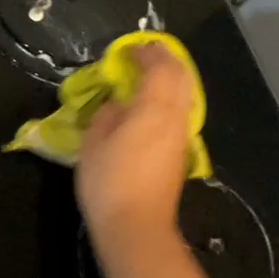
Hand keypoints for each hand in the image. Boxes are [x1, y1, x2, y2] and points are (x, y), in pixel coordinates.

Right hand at [75, 42, 193, 243]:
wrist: (136, 228)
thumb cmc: (109, 182)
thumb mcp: (93, 143)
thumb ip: (106, 115)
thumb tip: (117, 104)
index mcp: (153, 108)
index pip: (158, 68)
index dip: (145, 53)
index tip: (129, 49)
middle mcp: (174, 118)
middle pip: (181, 77)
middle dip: (165, 61)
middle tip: (146, 54)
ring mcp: (181, 138)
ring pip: (185, 97)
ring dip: (170, 80)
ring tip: (149, 77)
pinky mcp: (180, 155)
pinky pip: (180, 114)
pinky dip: (170, 100)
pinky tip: (152, 107)